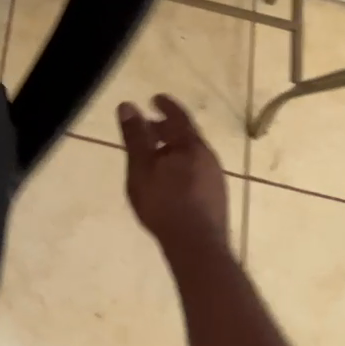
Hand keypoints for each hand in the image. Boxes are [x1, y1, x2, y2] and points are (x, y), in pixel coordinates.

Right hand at [117, 95, 228, 253]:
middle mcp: (208, 157)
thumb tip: (128, 105)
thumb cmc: (164, 204)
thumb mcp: (141, 168)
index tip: (154, 98)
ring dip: (173, 149)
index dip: (165, 105)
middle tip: (148, 128)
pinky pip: (196, 169)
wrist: (197, 247)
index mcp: (190, 146)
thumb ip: (135, 137)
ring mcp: (215, 177)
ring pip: (192, 154)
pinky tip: (169, 180)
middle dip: (166, 129)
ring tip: (155, 156)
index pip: (178, 116)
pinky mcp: (216, 196)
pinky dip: (181, 165)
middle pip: (186, 135)